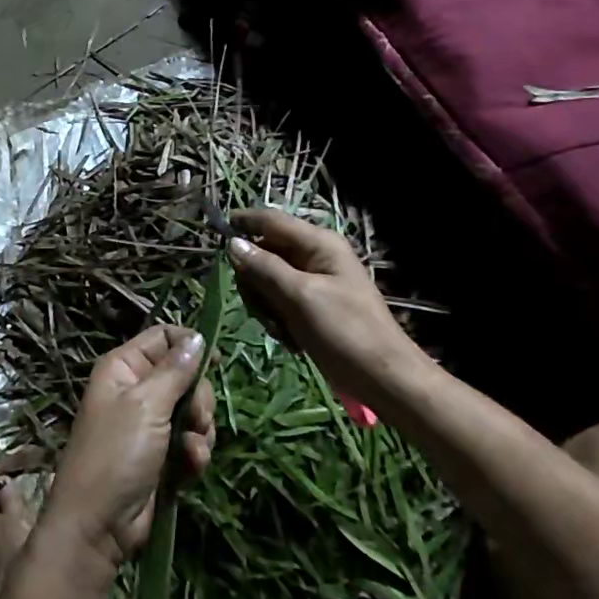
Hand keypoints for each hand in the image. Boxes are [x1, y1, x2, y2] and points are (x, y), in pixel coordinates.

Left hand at [48, 325, 216, 564]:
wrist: (98, 527)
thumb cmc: (116, 455)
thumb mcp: (146, 404)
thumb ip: (176, 369)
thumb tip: (198, 337)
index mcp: (124, 368)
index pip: (163, 337)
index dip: (190, 345)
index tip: (215, 361)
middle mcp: (137, 390)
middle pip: (186, 374)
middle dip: (199, 399)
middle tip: (196, 418)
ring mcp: (150, 424)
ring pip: (195, 410)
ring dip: (200, 430)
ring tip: (190, 451)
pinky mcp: (163, 455)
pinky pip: (193, 441)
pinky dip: (195, 454)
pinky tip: (190, 469)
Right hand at [227, 208, 422, 404]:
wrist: (384, 377)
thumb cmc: (345, 332)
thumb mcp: (300, 298)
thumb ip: (265, 268)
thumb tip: (233, 244)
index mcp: (318, 243)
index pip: (272, 220)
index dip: (244, 223)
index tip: (215, 233)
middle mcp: (316, 255)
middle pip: (266, 252)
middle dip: (256, 281)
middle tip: (262, 309)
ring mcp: (314, 281)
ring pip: (269, 280)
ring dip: (266, 305)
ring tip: (281, 330)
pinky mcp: (313, 305)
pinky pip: (281, 301)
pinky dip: (279, 318)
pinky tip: (290, 339)